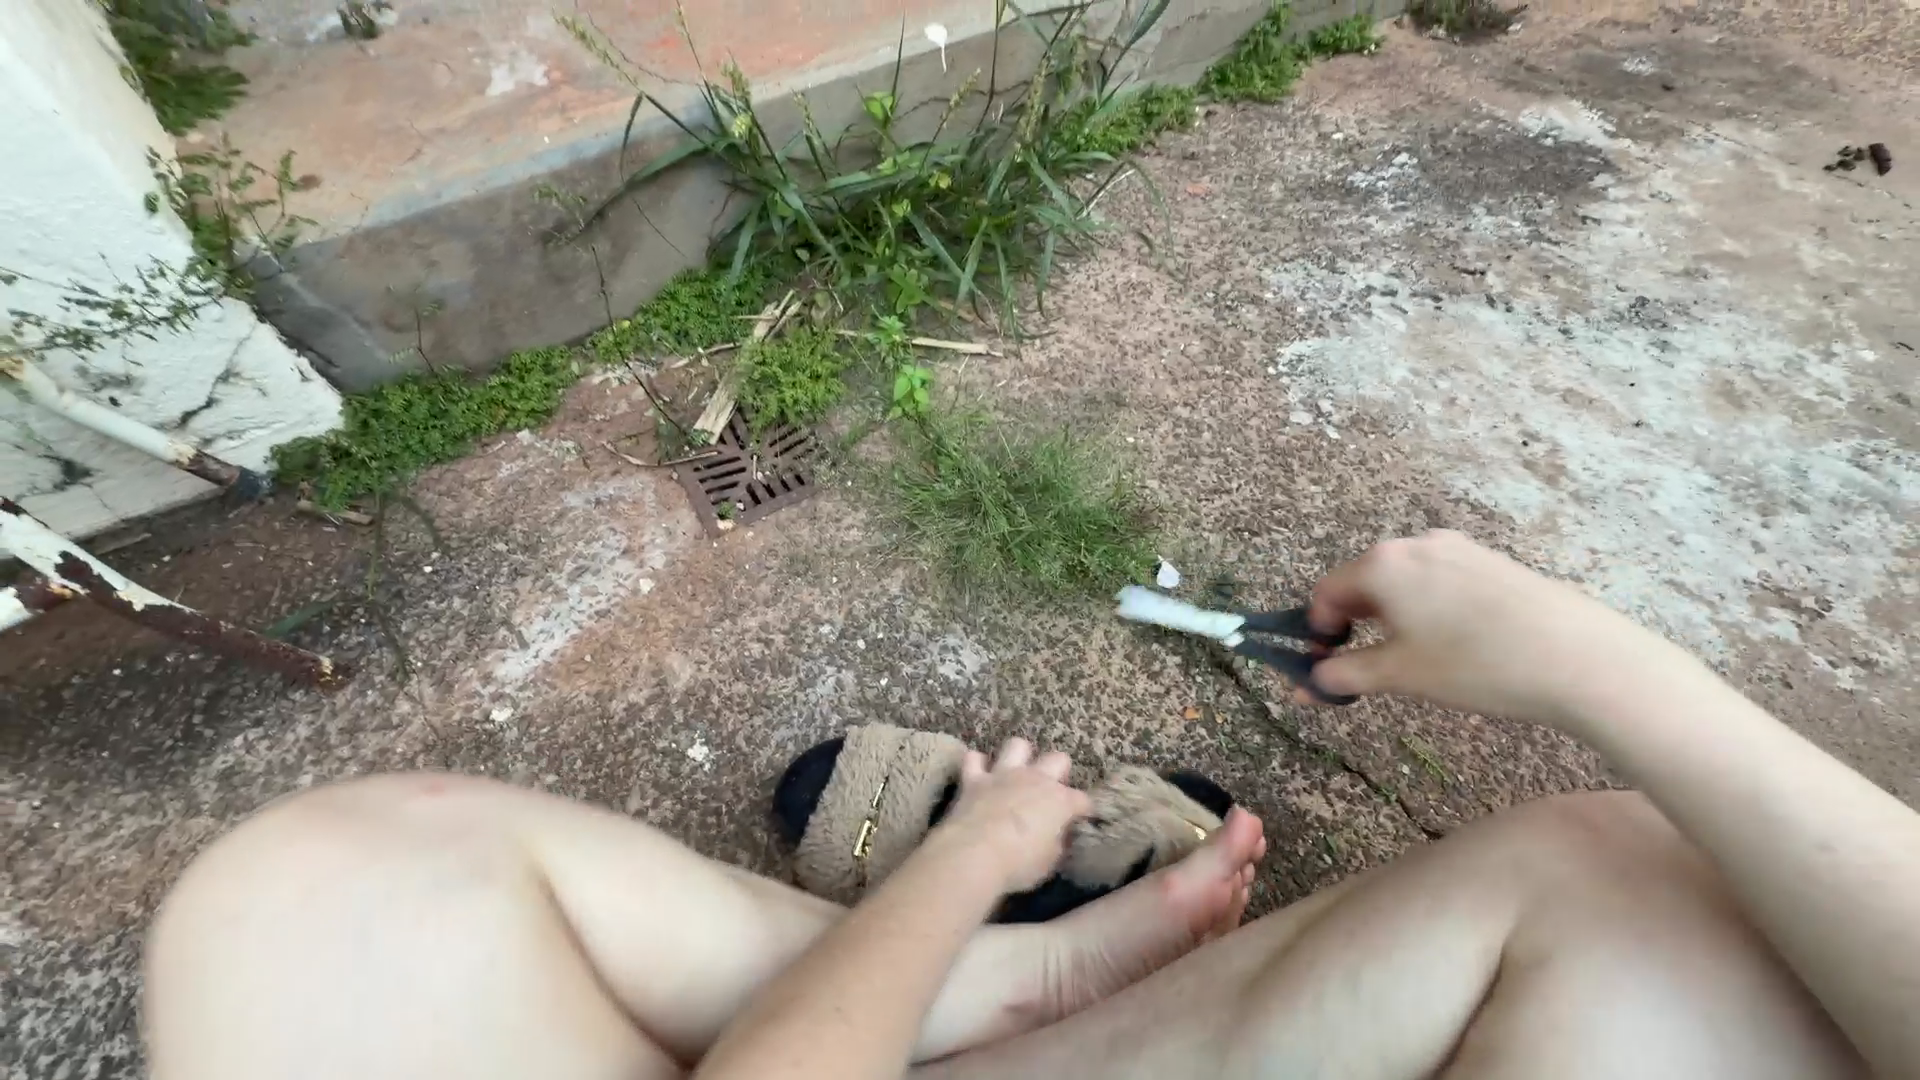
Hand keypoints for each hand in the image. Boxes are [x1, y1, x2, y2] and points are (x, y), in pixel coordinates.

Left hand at [927, 738, 1091, 893]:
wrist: (976, 854)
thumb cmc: (1019, 864)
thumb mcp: (1050, 862)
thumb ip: (1057, 842)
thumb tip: (1059, 835)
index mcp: (1060, 801)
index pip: (1082, 800)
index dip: (1084, 809)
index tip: (1083, 817)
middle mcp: (1035, 779)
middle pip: (1057, 759)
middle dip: (1059, 771)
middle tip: (1052, 790)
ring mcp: (1004, 774)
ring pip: (1017, 746)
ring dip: (1019, 757)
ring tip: (1016, 772)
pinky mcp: (975, 779)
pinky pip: (974, 759)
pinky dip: (977, 765)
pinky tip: (979, 774)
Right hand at [1300, 531, 1684, 731]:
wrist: (1585, 660)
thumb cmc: (1475, 664)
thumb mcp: (1398, 675)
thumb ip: (1342, 675)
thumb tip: (1306, 685)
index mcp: (1381, 564)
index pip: (1325, 593)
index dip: (1318, 630)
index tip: (1329, 663)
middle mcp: (1415, 545)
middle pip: (1363, 582)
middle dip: (1354, 623)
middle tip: (1368, 663)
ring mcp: (1459, 550)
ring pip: (1403, 582)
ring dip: (1391, 616)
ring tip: (1414, 656)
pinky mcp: (1494, 562)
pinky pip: (1440, 581)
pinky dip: (1428, 608)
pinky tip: (1456, 642)